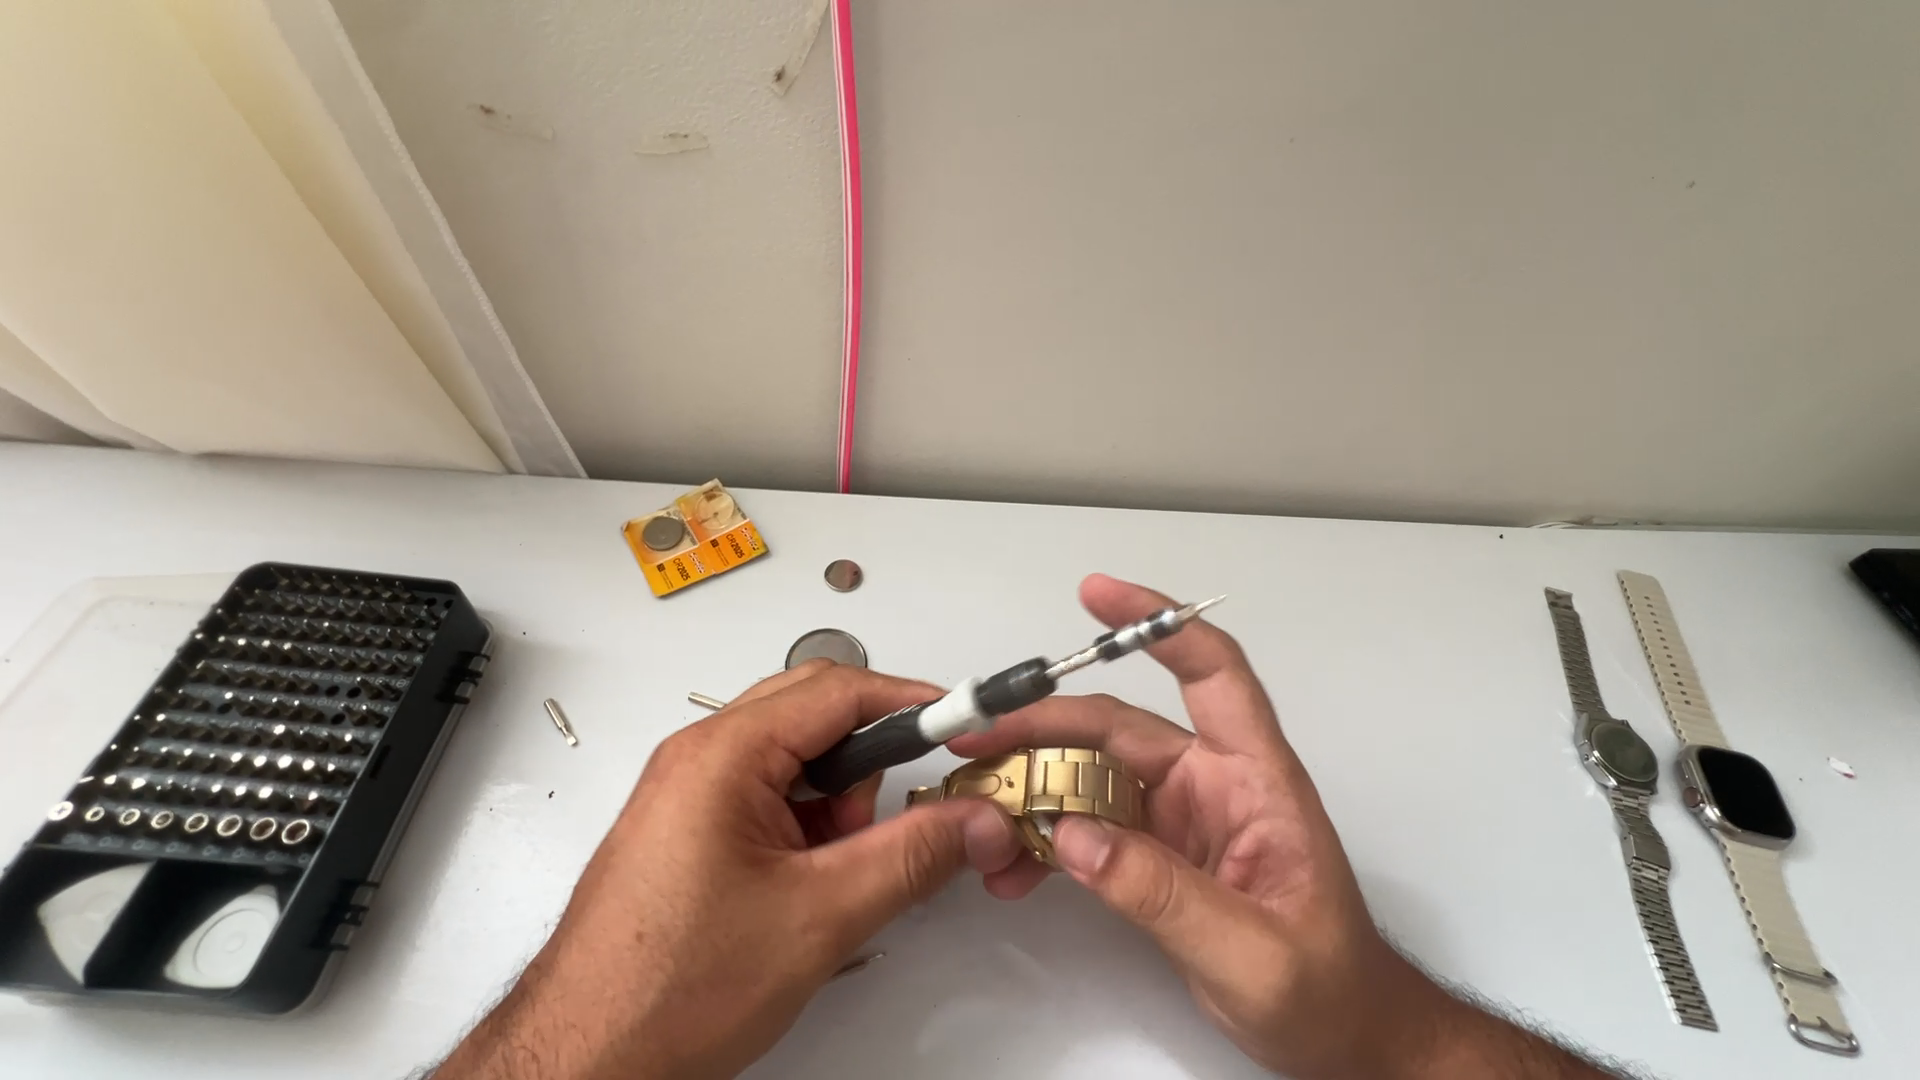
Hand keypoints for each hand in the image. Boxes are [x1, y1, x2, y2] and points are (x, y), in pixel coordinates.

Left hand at [435, 663, 1022, 1079]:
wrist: (581, 1063)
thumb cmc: (674, 988)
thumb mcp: (819, 917)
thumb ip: (911, 857)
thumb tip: (978, 821)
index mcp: (723, 753)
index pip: (838, 690)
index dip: (908, 700)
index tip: (959, 723)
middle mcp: (701, 755)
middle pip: (815, 714)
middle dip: (869, 761)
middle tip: (896, 815)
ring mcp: (692, 788)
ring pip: (797, 756)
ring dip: (837, 799)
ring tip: (835, 870)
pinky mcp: (692, 823)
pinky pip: (771, 791)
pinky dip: (808, 822)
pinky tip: (807, 880)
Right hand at [950, 575, 1609, 1079]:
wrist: (1338, 1037)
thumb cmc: (1325, 989)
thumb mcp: (1252, 955)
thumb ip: (1163, 895)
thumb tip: (1070, 836)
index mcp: (1251, 777)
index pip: (1212, 673)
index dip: (1157, 623)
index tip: (1097, 594)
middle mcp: (1206, 780)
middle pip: (1114, 726)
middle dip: (1042, 725)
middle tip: (976, 737)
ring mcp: (1172, 814)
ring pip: (1086, 772)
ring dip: (1030, 785)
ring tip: (977, 807)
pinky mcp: (1148, 849)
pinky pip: (1083, 824)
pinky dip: (1042, 837)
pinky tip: (1011, 867)